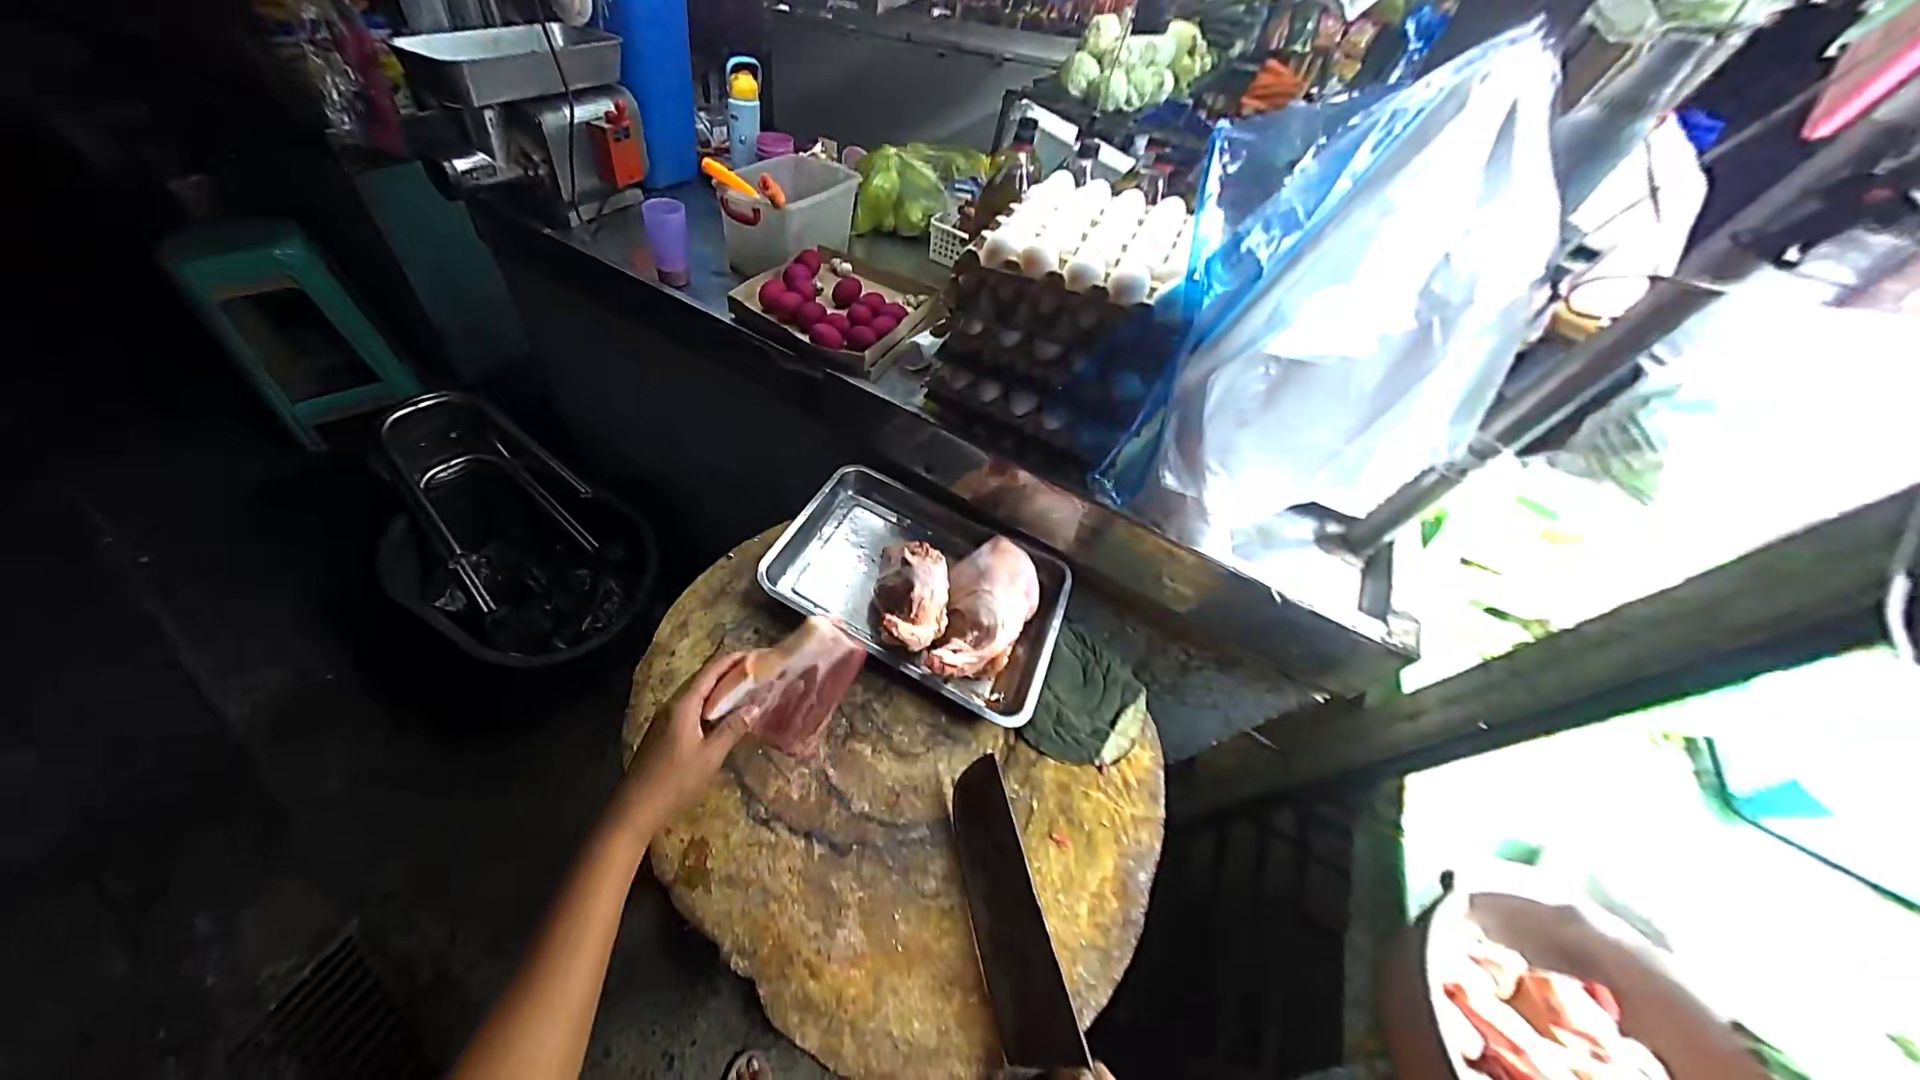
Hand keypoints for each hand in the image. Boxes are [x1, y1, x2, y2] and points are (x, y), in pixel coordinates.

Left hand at [620, 651, 760, 825]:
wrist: (634, 809)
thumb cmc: (674, 782)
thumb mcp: (710, 757)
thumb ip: (732, 729)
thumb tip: (754, 707)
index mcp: (684, 706)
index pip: (711, 671)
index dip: (733, 659)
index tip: (755, 653)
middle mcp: (673, 706)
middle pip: (703, 679)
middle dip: (729, 671)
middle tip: (756, 669)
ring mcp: (666, 719)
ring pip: (697, 694)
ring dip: (720, 688)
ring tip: (745, 686)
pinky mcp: (665, 733)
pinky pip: (692, 708)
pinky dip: (711, 703)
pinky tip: (724, 712)